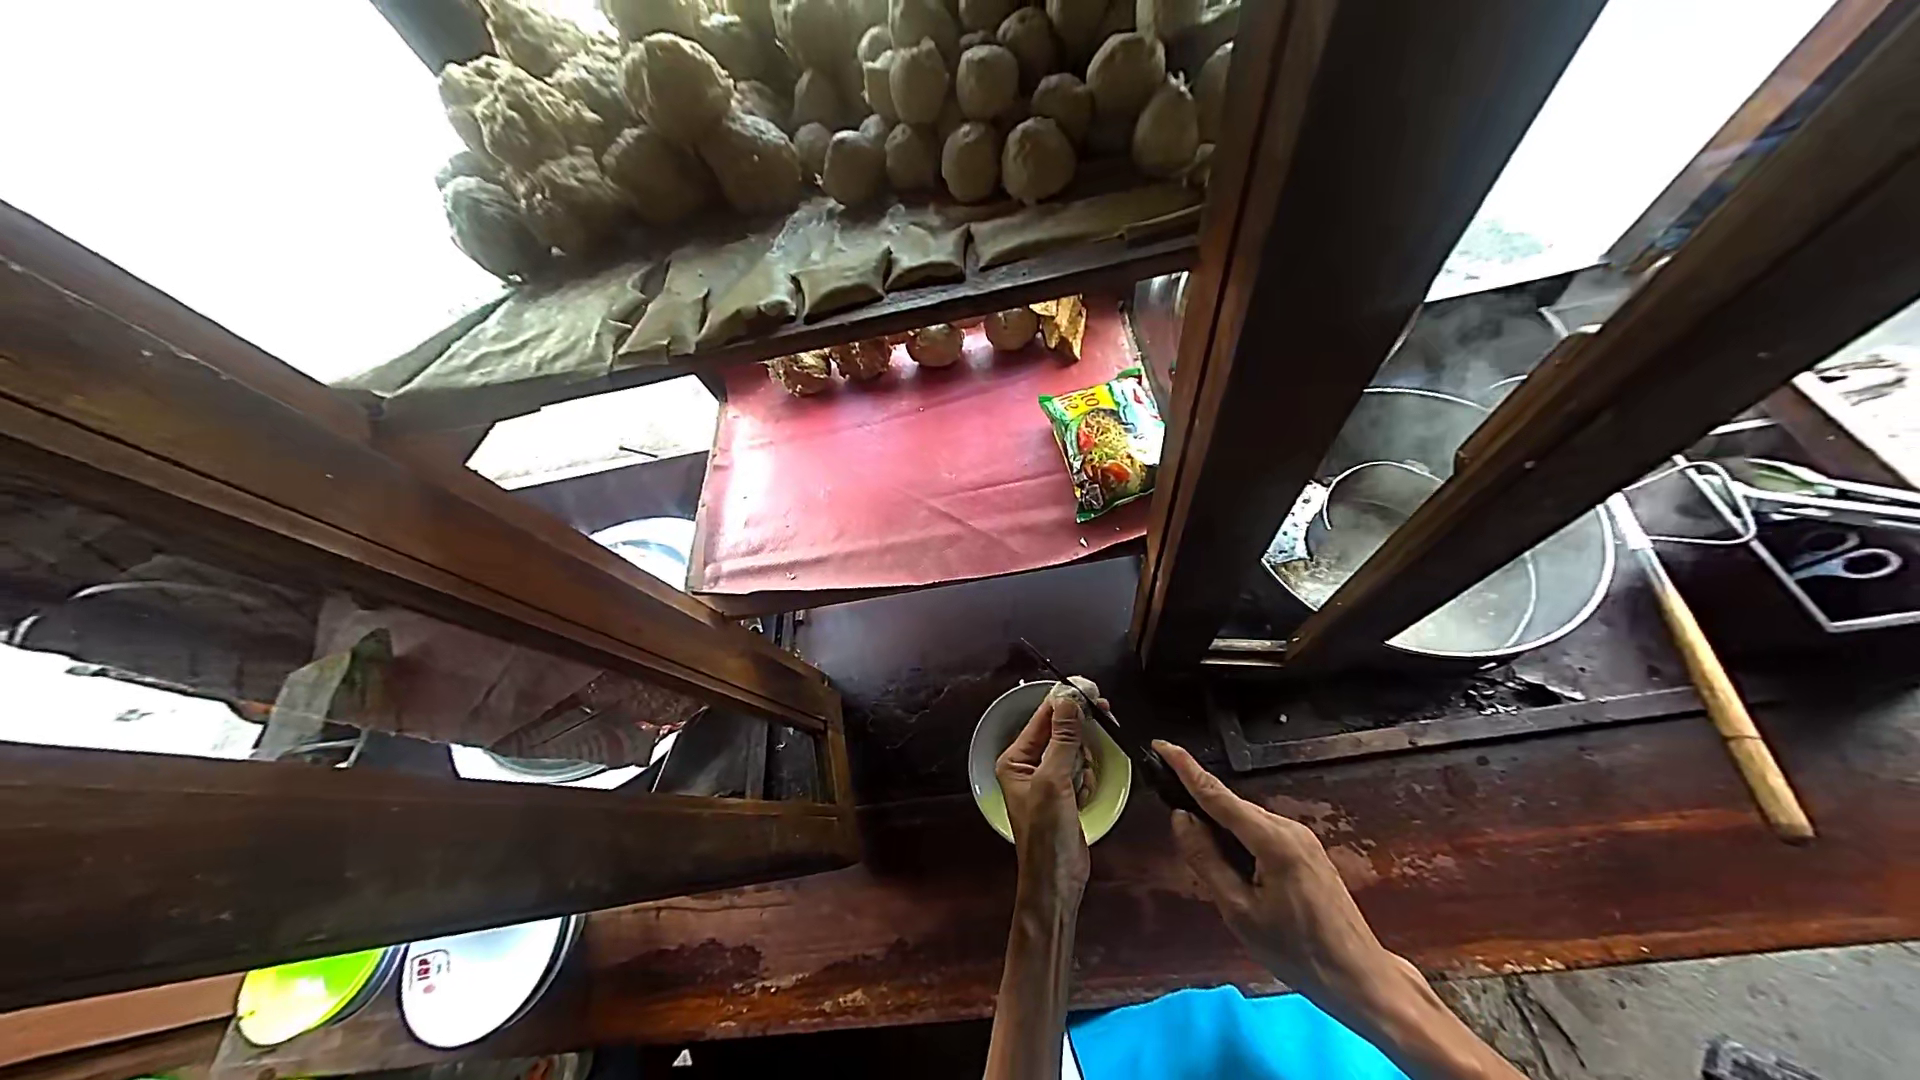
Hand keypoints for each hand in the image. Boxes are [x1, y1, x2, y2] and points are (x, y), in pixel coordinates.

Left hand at [995, 695, 1092, 899]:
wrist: (1057, 881)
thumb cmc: (1047, 834)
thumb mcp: (1054, 782)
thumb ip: (1063, 741)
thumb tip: (1068, 702)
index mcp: (1015, 760)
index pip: (1041, 720)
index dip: (1064, 702)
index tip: (1087, 687)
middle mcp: (1027, 765)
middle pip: (1059, 732)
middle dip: (1078, 732)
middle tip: (1103, 714)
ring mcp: (1046, 780)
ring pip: (1073, 751)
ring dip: (1082, 763)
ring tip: (1079, 784)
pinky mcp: (1063, 793)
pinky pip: (1079, 770)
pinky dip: (1085, 779)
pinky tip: (1082, 797)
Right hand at [1153, 739, 1399, 1007]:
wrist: (1362, 979)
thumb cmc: (1299, 952)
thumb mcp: (1239, 911)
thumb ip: (1205, 860)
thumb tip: (1181, 818)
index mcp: (1272, 840)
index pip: (1217, 794)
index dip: (1185, 767)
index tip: (1161, 746)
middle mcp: (1288, 828)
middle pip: (1231, 807)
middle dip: (1201, 810)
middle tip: (1180, 836)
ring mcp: (1302, 837)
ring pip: (1246, 820)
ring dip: (1222, 830)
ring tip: (1212, 868)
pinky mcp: (1307, 850)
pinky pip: (1261, 832)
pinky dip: (1240, 841)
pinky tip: (1238, 871)